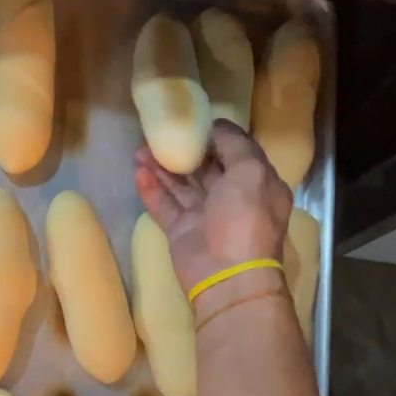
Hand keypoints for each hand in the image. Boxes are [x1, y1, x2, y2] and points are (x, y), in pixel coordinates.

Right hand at [135, 121, 293, 324]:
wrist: (226, 274)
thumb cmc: (245, 217)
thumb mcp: (250, 170)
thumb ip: (233, 144)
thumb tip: (215, 128)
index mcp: (257, 183)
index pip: (235, 152)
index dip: (215, 136)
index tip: (193, 122)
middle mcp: (232, 198)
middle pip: (205, 168)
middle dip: (184, 151)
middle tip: (159, 135)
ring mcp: (205, 216)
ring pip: (181, 186)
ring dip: (162, 168)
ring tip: (139, 151)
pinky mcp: (181, 232)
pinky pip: (165, 206)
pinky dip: (152, 191)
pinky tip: (138, 174)